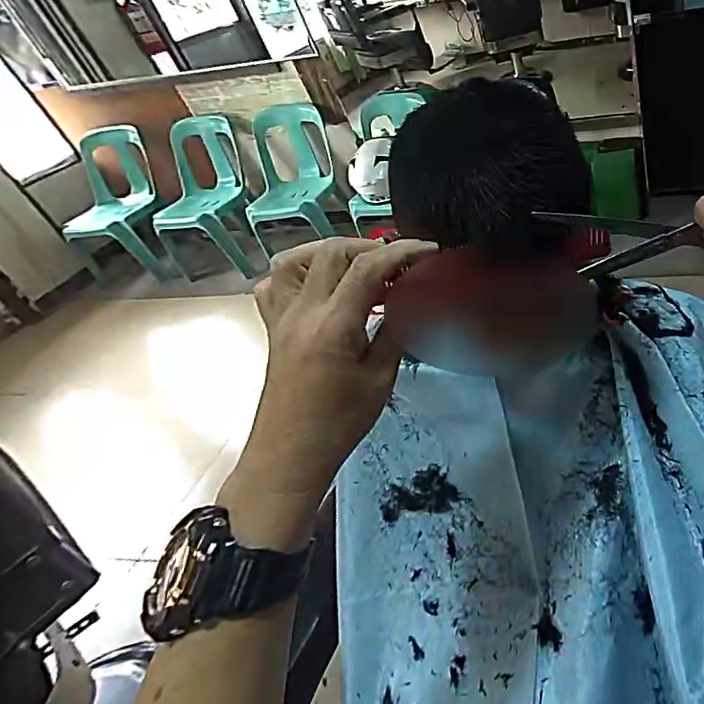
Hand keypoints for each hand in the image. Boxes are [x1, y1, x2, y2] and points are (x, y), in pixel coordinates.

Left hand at [231, 237, 436, 510]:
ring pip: (295, 260)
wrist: (288, 457)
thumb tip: (411, 303)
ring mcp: (281, 318)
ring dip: (332, 253)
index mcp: (333, 325)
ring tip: (360, 266)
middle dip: (373, 246)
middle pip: (332, 252)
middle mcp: (302, 313)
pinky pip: (275, 285)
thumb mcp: (381, 377)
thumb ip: (395, 332)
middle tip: (400, 262)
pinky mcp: (272, 328)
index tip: (430, 251)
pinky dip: (300, 274)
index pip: (368, 267)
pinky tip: (323, 286)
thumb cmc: (338, 423)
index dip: (403, 251)